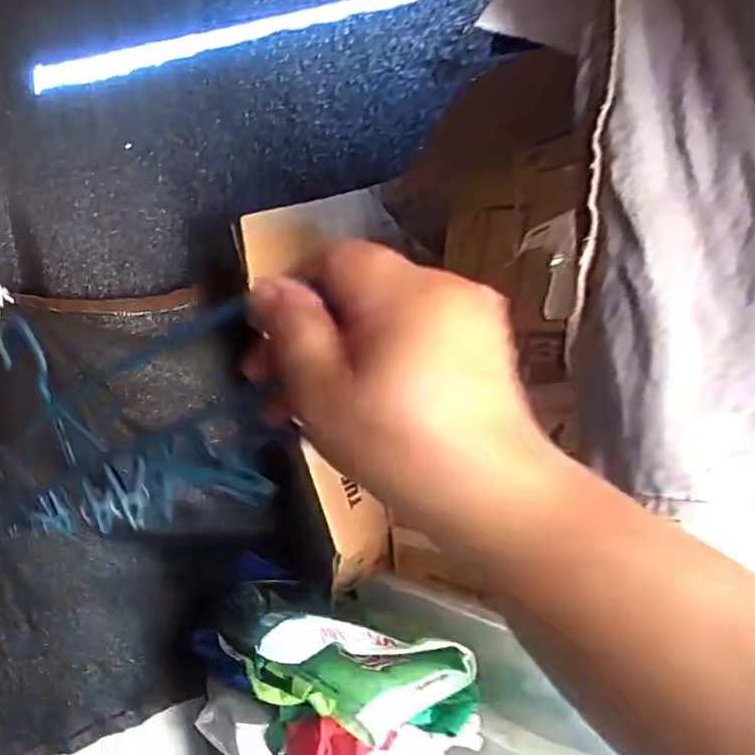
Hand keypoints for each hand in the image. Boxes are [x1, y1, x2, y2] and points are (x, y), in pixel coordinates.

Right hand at [243, 240, 567, 535]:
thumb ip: (291, 328)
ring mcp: (466, 320)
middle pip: (352, 290)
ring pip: (374, 320)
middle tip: (262, 378)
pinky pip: (404, 339)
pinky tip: (340, 406)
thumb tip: (265, 286)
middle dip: (301, 329)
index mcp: (405, 292)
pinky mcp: (476, 352)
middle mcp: (443, 290)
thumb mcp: (322, 386)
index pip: (334, 256)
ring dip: (326, 353)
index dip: (289, 288)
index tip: (261, 336)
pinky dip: (365, 362)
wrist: (493, 498)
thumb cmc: (393, 442)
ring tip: (290, 404)